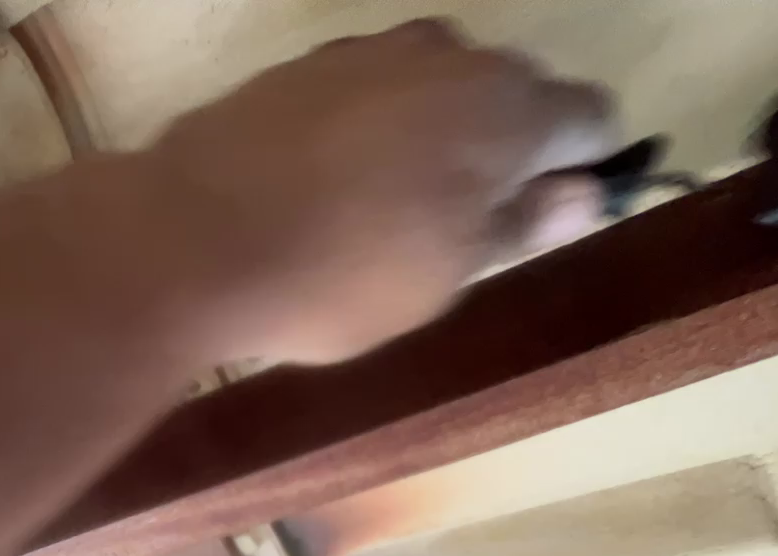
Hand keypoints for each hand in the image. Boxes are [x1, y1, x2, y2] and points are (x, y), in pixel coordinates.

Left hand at [135, 19, 617, 364]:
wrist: (193, 239)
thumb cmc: (333, 280)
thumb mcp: (438, 279)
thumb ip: (515, 228)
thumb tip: (584, 192)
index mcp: (506, 108)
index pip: (583, 120)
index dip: (575, 168)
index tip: (540, 215)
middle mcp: (444, 56)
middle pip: (501, 95)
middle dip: (491, 151)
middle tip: (444, 227)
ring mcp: (361, 53)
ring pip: (423, 90)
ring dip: (420, 137)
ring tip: (370, 210)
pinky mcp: (293, 69)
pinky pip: (353, 98)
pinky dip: (355, 133)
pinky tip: (316, 185)